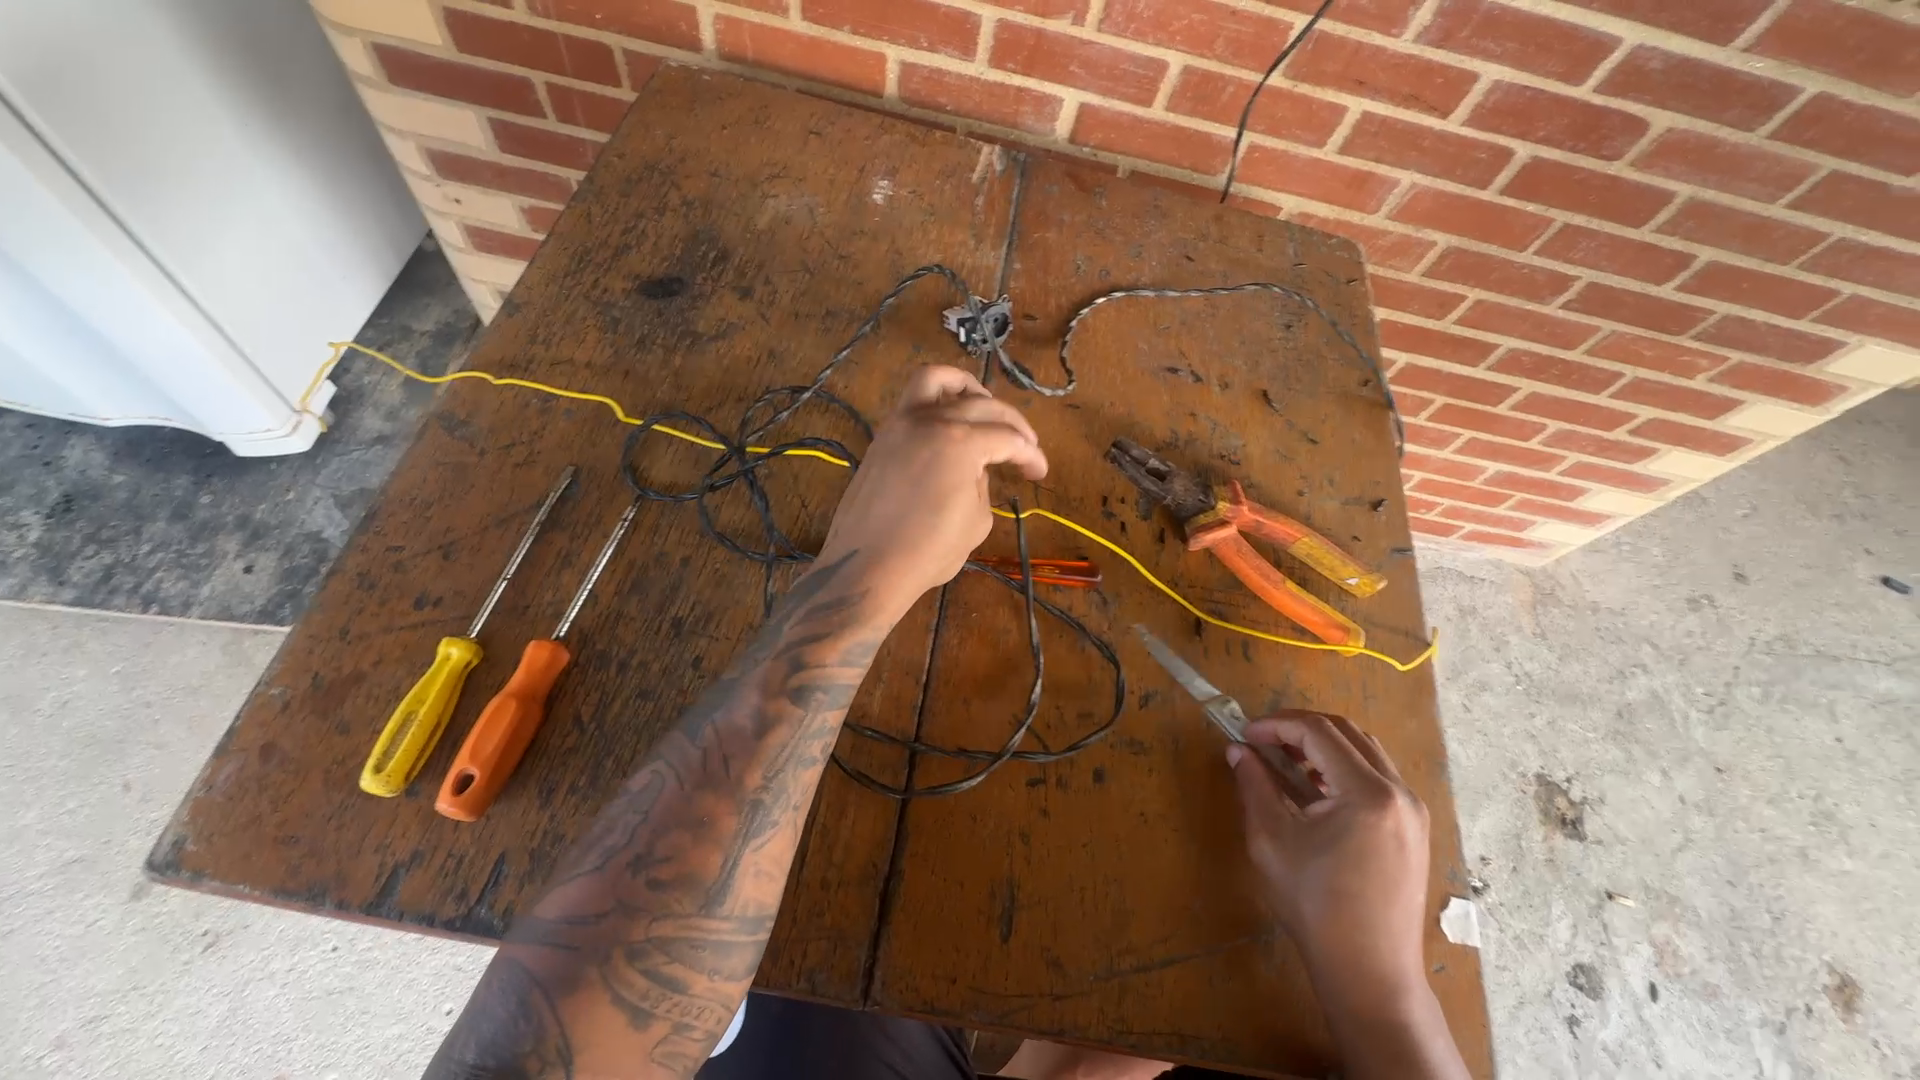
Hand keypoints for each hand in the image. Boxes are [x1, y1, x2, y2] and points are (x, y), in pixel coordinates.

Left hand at [814, 365, 1047, 620]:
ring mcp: (901, 424)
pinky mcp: (883, 437)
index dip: (1030, 455)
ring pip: (937, 380)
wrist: (867, 567)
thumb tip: (974, 470)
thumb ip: (982, 485)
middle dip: (1012, 423)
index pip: (1008, 438)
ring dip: (967, 387)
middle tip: (1025, 446)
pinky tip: (949, 420)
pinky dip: (936, 400)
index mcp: (961, 442)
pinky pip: (912, 401)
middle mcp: (931, 421)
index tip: (1039, 472)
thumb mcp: (976, 521)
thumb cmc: (927, 552)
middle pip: (982, 405)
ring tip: (984, 404)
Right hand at [1226, 711, 1430, 1004]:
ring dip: (1323, 747)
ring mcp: (1412, 811)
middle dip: (1300, 728)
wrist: (1368, 969)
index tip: (1245, 735)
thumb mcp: (1272, 840)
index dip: (1276, 725)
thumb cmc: (1314, 905)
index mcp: (1368, 793)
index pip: (1318, 732)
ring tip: (1286, 764)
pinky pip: (1377, 778)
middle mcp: (1399, 792)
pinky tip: (1316, 792)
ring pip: (1365, 752)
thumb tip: (1238, 751)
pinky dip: (1343, 769)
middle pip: (1347, 732)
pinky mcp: (1413, 828)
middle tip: (1263, 742)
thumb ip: (1254, 786)